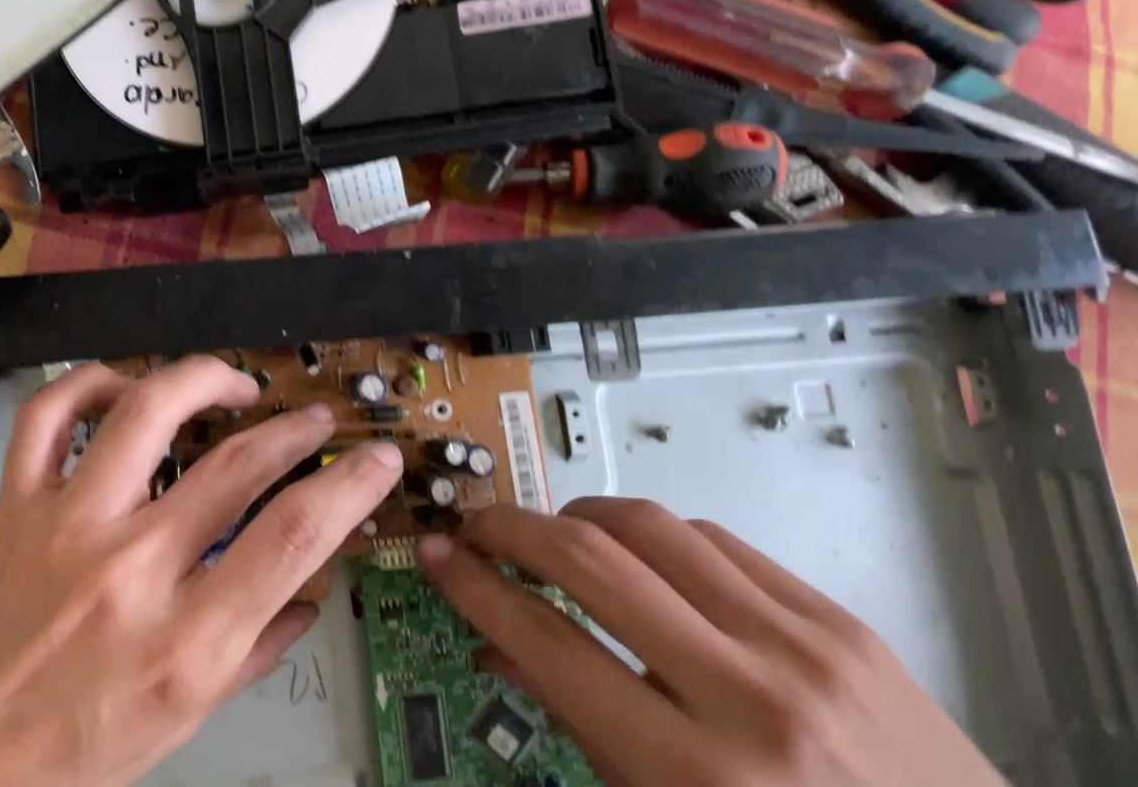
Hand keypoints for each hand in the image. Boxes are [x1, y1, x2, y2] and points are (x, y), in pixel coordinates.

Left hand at [0, 356, 402, 786]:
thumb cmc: (67, 755)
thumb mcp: (180, 722)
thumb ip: (252, 654)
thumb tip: (307, 597)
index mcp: (183, 639)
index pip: (293, 536)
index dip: (350, 485)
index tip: (376, 458)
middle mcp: (130, 568)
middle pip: (237, 465)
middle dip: (295, 429)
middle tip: (317, 419)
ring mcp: (67, 525)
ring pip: (145, 412)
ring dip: (204, 380)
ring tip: (235, 382)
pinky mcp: (17, 505)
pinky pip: (50, 416)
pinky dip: (92, 384)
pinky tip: (127, 387)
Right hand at [418, 499, 1007, 786]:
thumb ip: (578, 729)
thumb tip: (502, 643)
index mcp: (694, 772)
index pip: (547, 641)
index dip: (476, 587)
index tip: (439, 556)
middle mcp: (748, 695)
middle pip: (591, 558)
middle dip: (513, 528)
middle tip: (479, 529)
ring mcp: (803, 647)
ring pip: (652, 528)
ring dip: (580, 518)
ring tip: (554, 535)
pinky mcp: (841, 621)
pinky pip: (718, 542)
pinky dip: (655, 537)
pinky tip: (640, 557)